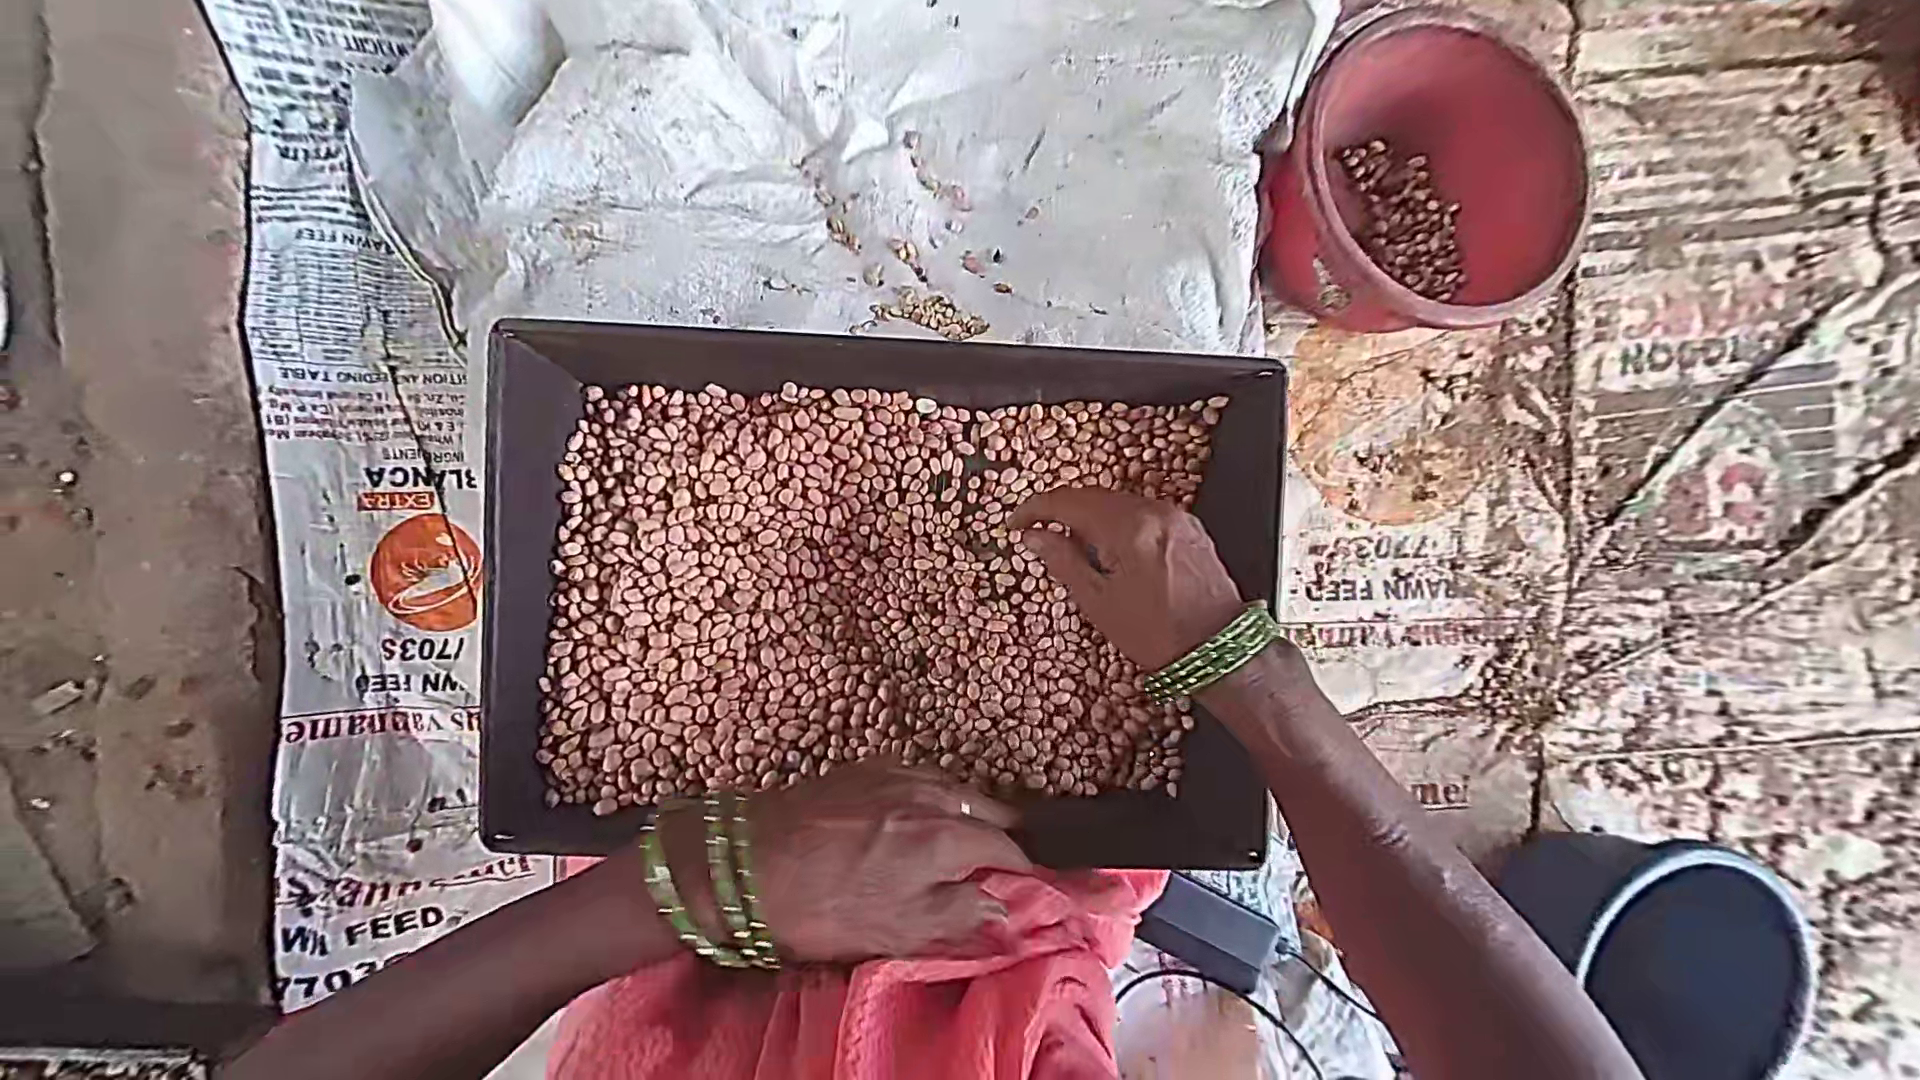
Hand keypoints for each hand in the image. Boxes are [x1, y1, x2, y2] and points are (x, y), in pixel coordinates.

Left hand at [669, 760, 1028, 963]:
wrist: (750, 859)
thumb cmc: (823, 906)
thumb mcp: (895, 930)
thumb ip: (957, 915)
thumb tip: (1003, 910)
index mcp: (941, 836)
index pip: (1005, 846)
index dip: (1027, 866)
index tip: (1037, 881)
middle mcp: (929, 793)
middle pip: (989, 806)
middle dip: (1007, 831)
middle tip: (1013, 856)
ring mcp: (899, 772)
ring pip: (958, 786)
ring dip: (974, 810)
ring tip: (974, 835)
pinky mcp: (871, 765)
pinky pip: (924, 776)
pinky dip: (940, 794)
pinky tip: (927, 812)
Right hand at [1009, 487, 1245, 670]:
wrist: (1219, 650)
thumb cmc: (1158, 634)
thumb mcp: (1098, 602)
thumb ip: (1063, 561)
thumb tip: (1034, 536)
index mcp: (1128, 529)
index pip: (1068, 501)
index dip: (1035, 509)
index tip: (1017, 523)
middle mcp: (1153, 513)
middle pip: (1093, 497)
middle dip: (1061, 513)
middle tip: (1039, 536)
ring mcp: (1174, 517)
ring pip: (1117, 503)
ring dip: (1089, 519)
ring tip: (1075, 552)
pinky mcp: (1188, 527)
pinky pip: (1141, 513)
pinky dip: (1117, 524)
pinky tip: (1111, 552)